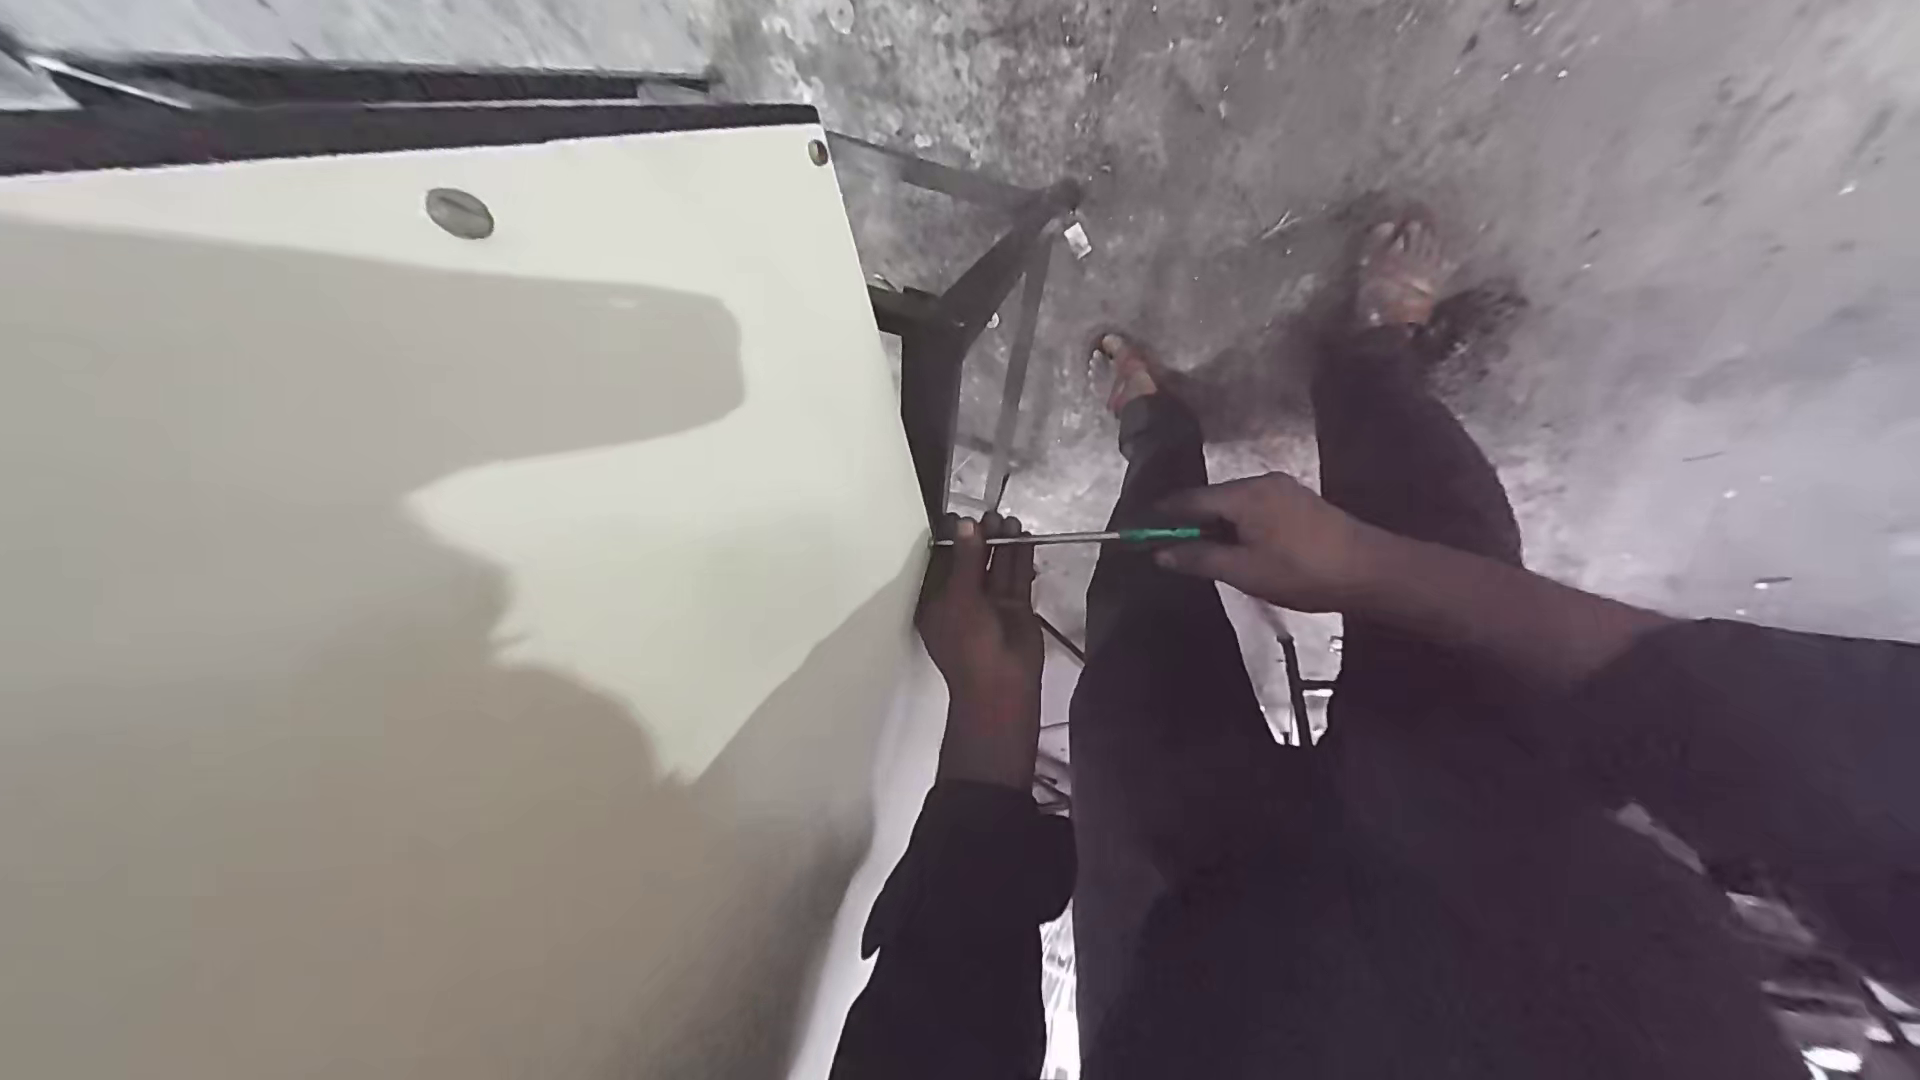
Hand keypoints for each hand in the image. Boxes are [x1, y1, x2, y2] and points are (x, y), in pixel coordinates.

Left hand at [918, 512, 1043, 788]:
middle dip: (980, 539)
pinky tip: (1024, 536)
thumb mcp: (960, 598)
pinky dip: (1020, 557)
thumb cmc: (968, 642)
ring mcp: (990, 604)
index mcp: (938, 601)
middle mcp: (962, 600)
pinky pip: (1015, 577)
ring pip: (995, 568)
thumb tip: (966, 524)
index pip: (941, 563)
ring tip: (1008, 519)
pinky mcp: (1015, 607)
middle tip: (989, 514)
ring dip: (1002, 544)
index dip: (951, 540)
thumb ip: (966, 560)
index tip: (960, 514)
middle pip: (971, 562)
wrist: (1002, 684)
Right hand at [1152, 473, 1386, 611]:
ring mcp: (1282, 488)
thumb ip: (1199, 559)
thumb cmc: (1303, 572)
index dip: (1162, 516)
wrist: (1374, 572)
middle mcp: (1261, 481)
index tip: (1140, 530)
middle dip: (1187, 522)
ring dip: (1212, 524)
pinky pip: (1251, 506)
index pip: (1189, 500)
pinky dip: (1235, 523)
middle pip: (1210, 499)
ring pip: (1231, 503)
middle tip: (1168, 547)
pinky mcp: (1296, 500)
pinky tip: (1234, 544)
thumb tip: (1160, 554)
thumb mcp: (1244, 571)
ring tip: (1199, 551)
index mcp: (1245, 494)